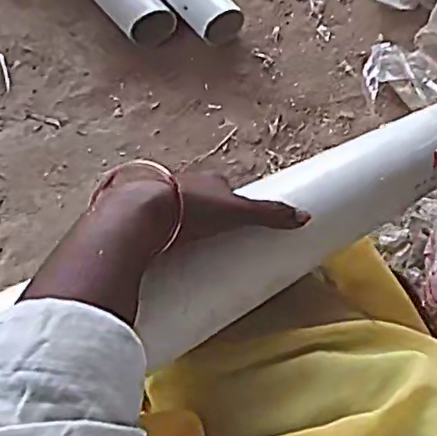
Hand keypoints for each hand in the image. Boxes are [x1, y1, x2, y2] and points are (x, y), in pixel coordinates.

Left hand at [25, 162, 309, 323]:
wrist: (133, 216)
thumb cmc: (187, 208)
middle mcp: (180, 185)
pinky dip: (150, 238)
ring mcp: (153, 201)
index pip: (224, 189)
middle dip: (204, 214)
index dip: (231, 203)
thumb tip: (305, 218)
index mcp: (207, 181)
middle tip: (212, 239)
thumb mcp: (237, 212)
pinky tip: (154, 254)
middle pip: (197, 199)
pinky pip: (145, 228)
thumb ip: (270, 215)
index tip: (236, 220)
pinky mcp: (131, 220)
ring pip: (169, 212)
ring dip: (175, 225)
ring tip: (184, 251)